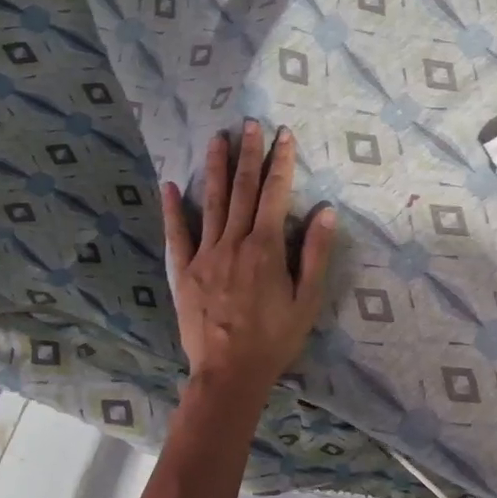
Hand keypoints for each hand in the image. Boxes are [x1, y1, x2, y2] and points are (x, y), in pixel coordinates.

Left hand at [162, 121, 336, 396]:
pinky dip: (174, 208)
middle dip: (249, 154)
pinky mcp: (183, 271)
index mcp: (266, 248)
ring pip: (211, 202)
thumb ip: (315, 253)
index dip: (281, 162)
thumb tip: (326, 210)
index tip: (284, 135)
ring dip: (215, 168)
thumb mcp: (307, 299)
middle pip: (242, 189)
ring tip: (217, 138)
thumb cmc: (275, 338)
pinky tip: (170, 185)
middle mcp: (234, 243)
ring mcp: (205, 255)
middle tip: (250, 124)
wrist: (229, 373)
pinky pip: (177, 234)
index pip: (275, 194)